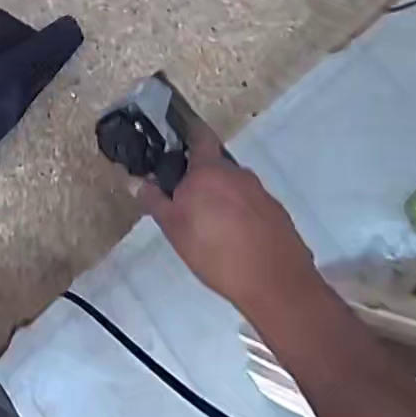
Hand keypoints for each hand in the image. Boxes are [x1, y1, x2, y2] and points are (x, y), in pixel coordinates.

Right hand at [136, 132, 321, 318]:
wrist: (275, 283)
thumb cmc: (215, 251)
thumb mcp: (175, 228)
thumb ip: (155, 202)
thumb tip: (138, 183)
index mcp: (210, 170)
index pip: (200, 136)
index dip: (189, 133)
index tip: (179, 137)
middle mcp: (238, 173)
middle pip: (215, 167)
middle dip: (201, 180)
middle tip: (187, 204)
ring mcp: (261, 193)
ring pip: (234, 188)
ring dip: (222, 200)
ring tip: (211, 230)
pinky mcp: (277, 213)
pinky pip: (252, 207)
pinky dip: (241, 217)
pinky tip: (236, 242)